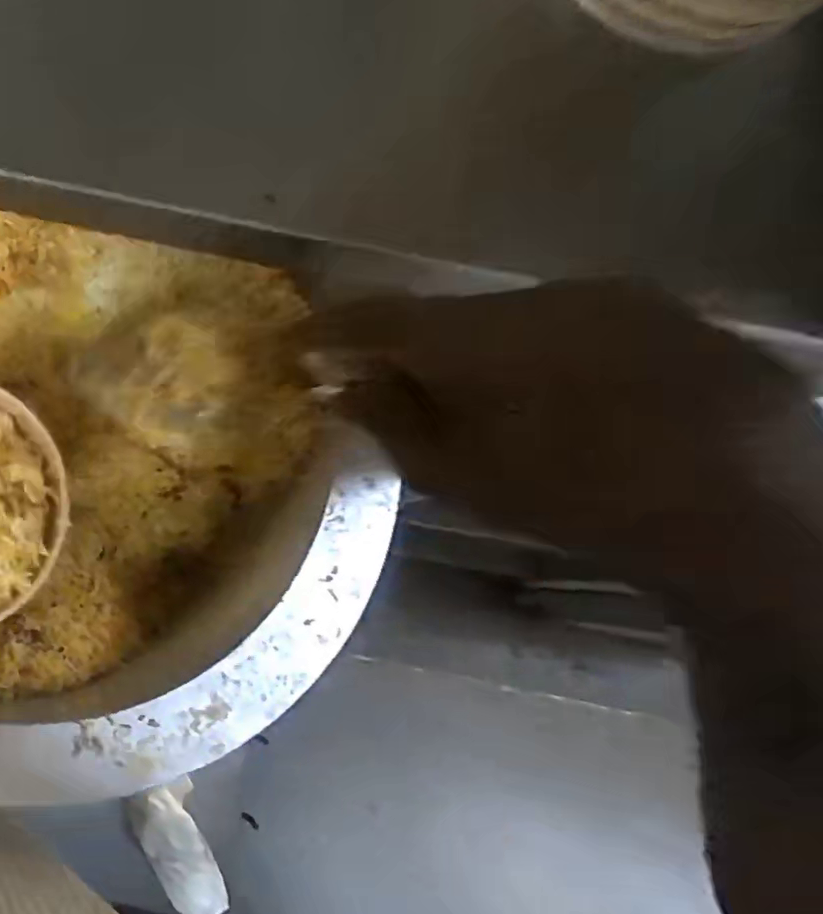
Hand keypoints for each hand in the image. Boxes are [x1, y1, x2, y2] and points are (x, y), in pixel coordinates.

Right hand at [297, 280, 822, 609]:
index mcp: (474, 337)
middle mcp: (535, 298)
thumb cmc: (561, 493)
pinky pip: (554, 321)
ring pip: (498, 316)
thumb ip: (385, 417)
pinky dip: (515, 347)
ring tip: (440, 385)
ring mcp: (604, 297)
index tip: (291, 342)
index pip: (375, 317)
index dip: (326, 329)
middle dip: (392, 342)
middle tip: (362, 373)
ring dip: (456, 345)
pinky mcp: (654, 311)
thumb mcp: (447, 469)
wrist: (738, 501)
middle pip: (437, 314)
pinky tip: (520, 385)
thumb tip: (337, 386)